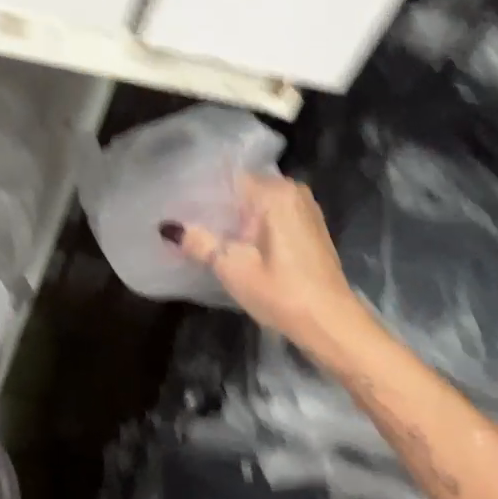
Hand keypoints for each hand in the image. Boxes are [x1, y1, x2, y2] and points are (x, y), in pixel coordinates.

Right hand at [161, 174, 369, 354]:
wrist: (328, 321)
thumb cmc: (280, 291)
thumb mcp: (231, 267)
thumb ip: (199, 242)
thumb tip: (168, 227)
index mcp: (274, 194)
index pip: (229, 177)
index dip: (201, 190)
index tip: (175, 202)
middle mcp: (293, 192)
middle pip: (243, 189)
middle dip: (215, 204)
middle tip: (181, 220)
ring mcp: (304, 209)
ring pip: (256, 204)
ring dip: (232, 217)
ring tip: (201, 231)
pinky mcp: (308, 228)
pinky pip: (270, 216)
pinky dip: (250, 226)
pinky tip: (232, 242)